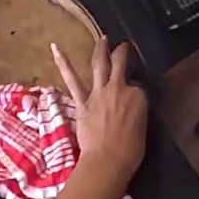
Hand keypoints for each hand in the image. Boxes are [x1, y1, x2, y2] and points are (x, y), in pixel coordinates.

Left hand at [54, 39, 146, 185]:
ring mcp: (99, 93)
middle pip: (121, 64)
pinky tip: (55, 48)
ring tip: (102, 38)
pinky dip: (63, 63)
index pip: (138, 85)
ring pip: (99, 64)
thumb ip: (137, 111)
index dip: (136, 89)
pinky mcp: (82, 101)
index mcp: (138, 96)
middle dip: (122, 52)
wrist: (108, 160)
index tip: (135, 96)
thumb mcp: (143, 127)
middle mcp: (119, 88)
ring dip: (100, 49)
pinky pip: (71, 80)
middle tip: (124, 46)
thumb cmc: (131, 150)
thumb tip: (131, 107)